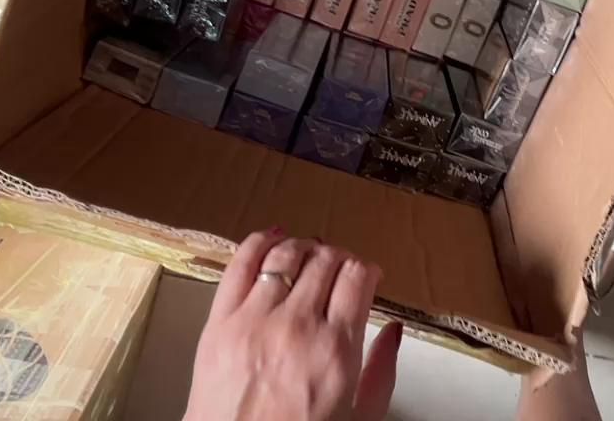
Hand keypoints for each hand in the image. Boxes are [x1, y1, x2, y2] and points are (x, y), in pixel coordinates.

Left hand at [183, 229, 403, 420]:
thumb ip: (381, 374)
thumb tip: (395, 330)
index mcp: (335, 351)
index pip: (357, 276)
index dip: (365, 269)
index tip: (366, 276)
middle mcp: (297, 327)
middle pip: (325, 259)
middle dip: (338, 258)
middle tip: (337, 271)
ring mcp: (254, 321)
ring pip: (287, 253)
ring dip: (304, 248)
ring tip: (308, 257)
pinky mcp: (219, 323)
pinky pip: (241, 263)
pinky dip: (259, 242)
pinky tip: (272, 239)